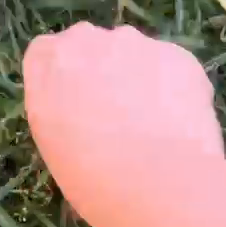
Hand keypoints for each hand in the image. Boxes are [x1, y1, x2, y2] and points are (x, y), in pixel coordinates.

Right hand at [22, 23, 224, 202]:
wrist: (160, 188)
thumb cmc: (92, 177)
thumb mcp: (51, 141)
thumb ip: (56, 106)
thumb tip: (78, 108)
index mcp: (45, 58)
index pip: (49, 55)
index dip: (66, 81)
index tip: (78, 108)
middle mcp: (83, 38)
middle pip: (90, 46)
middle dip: (101, 72)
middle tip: (117, 115)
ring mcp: (132, 42)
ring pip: (132, 54)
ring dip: (138, 77)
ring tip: (154, 124)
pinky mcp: (176, 55)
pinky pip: (171, 68)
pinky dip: (175, 89)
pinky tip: (181, 125)